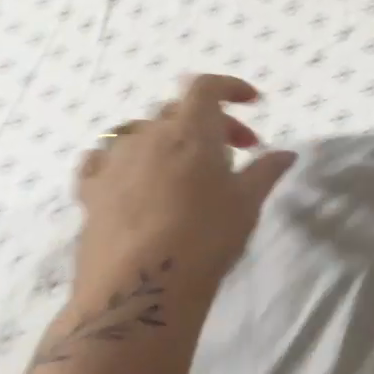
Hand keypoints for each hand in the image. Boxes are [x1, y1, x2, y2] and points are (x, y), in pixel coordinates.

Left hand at [75, 74, 294, 290]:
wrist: (141, 285)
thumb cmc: (206, 236)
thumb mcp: (248, 203)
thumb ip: (265, 171)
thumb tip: (284, 154)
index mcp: (189, 133)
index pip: (204, 88)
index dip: (229, 87)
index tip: (252, 103)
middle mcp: (146, 137)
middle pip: (177, 111)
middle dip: (211, 123)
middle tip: (237, 151)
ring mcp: (111, 162)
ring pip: (140, 132)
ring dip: (169, 140)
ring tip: (188, 169)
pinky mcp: (88, 191)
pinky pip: (104, 158)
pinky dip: (127, 158)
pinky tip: (137, 177)